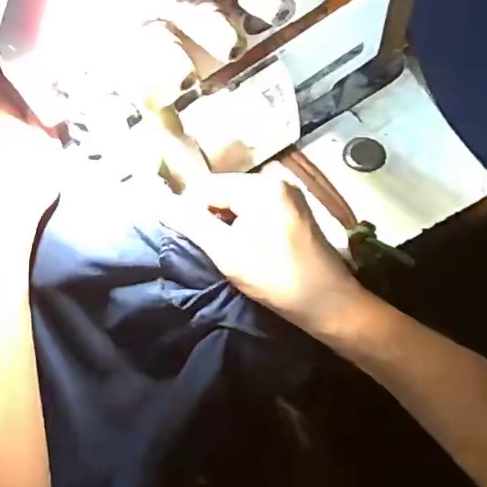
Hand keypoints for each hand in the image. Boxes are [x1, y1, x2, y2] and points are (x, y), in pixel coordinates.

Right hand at [163, 172, 374, 340]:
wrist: (330, 305)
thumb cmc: (276, 278)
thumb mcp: (225, 251)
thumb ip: (189, 223)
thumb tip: (156, 202)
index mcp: (260, 186)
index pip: (204, 187)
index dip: (190, 213)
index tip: (194, 243)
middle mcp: (274, 181)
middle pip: (220, 191)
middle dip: (209, 217)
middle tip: (212, 250)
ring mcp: (286, 195)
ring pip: (234, 202)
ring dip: (224, 223)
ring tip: (229, 251)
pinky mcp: (292, 210)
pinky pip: (252, 209)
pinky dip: (241, 225)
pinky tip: (246, 248)